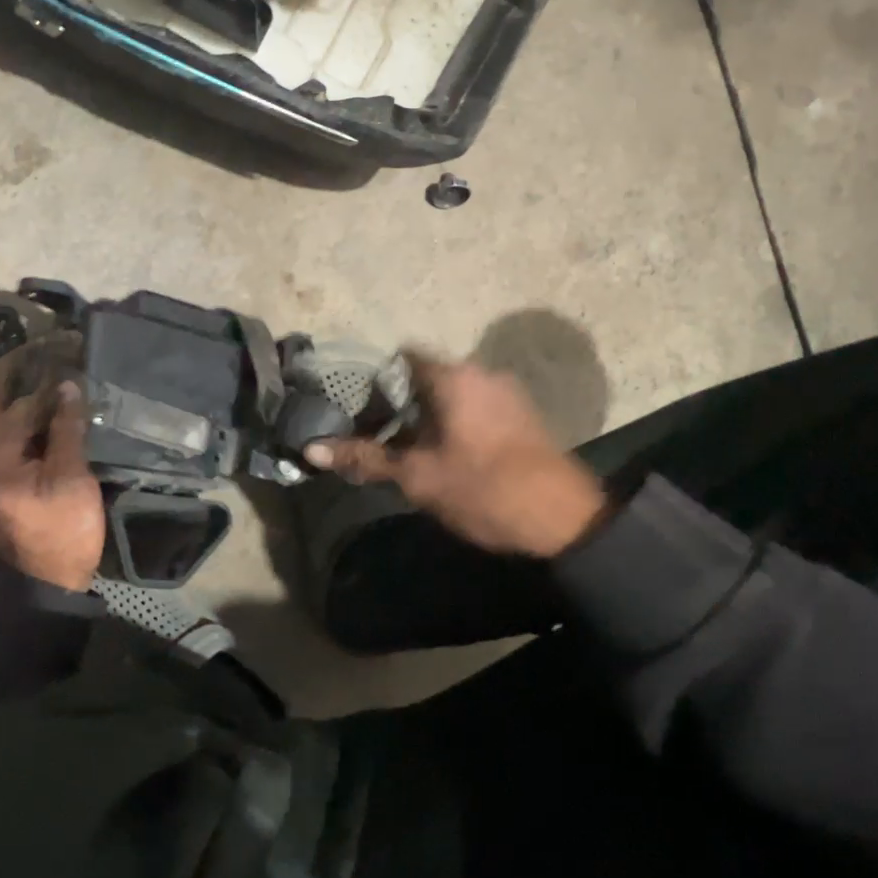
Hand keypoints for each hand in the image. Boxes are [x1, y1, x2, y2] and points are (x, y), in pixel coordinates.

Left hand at [0, 353, 105, 590]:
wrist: (45, 582)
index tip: (65, 340)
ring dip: (35, 391)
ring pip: (7, 410)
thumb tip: (67, 383)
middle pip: (1, 393)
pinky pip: (12, 428)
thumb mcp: (69, 477)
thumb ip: (65, 426)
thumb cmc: (60, 531)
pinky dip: (34, 413)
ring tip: (71, 371)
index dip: (35, 360)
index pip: (7, 386)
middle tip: (70, 350)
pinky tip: (62, 404)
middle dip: (34, 370)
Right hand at [304, 354, 606, 558]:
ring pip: (449, 395)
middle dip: (396, 402)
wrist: (565, 521)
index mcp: (453, 377)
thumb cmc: (482, 488)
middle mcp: (481, 373)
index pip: (401, 356)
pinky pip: (472, 408)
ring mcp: (506, 394)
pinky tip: (439, 455)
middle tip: (369, 432)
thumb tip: (312, 450)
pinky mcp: (521, 417)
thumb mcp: (416, 476)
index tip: (353, 404)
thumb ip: (365, 457)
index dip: (373, 378)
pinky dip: (450, 424)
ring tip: (399, 448)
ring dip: (424, 416)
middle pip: (424, 376)